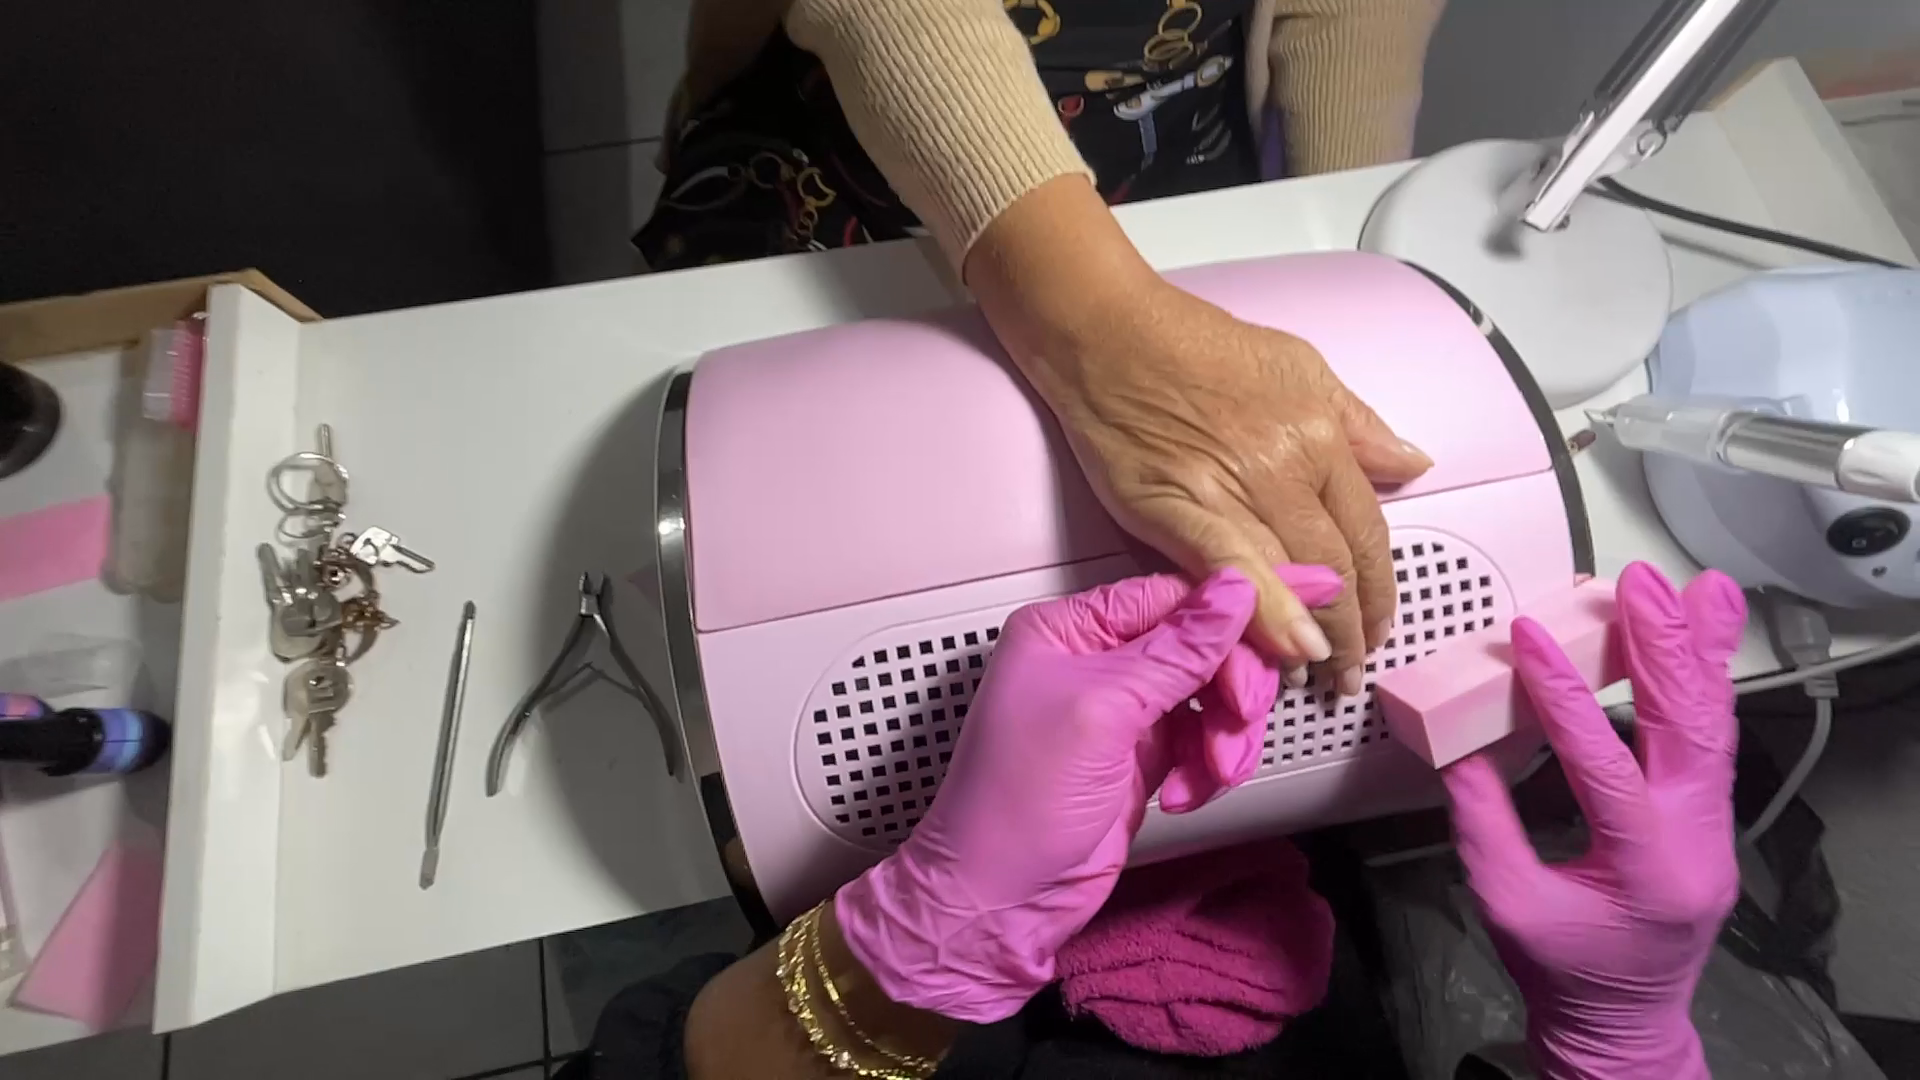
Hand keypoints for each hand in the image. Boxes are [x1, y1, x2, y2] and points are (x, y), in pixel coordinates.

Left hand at [836, 567, 1326, 1021]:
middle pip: (1198, 642)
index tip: (1312, 596)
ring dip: (1224, 733)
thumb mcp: (1103, 712)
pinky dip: (1207, 766)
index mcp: (1068, 628)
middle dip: (1231, 682)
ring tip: (1213, 772)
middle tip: (1240, 718)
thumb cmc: (1023, 798)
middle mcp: (1094, 657)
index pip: (1169, 594)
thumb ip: (1177, 650)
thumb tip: (1237, 587)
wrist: (1000, 899)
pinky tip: (1184, 796)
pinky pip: (1201, 739)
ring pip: (1208, 693)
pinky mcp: (1140, 752)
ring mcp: (1119, 707)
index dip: (1239, 601)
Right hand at [1037, 278, 1429, 692]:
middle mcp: (1285, 469)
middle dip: (1351, 629)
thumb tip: (1410, 465)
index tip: (1375, 626)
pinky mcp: (1176, 509)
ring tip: (1316, 680)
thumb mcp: (1297, 364)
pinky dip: (1264, 611)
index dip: (1377, 589)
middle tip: (1349, 671)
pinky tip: (1284, 652)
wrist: (1111, 338)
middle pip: (1335, 565)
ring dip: (1313, 638)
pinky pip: (1230, 568)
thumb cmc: (1197, 344)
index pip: (1365, 531)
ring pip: (1292, 576)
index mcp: (1319, 435)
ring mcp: (1231, 492)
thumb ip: (1355, 422)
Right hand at [1441, 562, 1747, 1079]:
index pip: (1605, 767)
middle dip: (1666, 649)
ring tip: (1697, 590)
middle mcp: (1699, 839)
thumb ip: (1480, 814)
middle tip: (1644, 587)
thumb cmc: (1561, 966)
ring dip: (1699, 652)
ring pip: (1713, 725)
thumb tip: (1458, 740)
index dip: (1562, 698)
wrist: (1622, 1016)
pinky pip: (1705, 737)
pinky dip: (1700, 680)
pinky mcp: (1698, 812)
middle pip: (1693, 730)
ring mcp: (1709, 824)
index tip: (1529, 639)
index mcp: (1648, 868)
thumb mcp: (1502, 895)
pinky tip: (1695, 642)